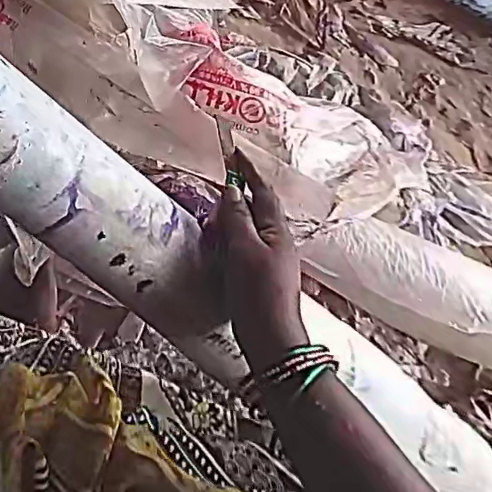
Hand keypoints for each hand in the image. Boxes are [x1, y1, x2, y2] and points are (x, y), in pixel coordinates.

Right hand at [211, 150, 309, 366]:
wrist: (270, 338)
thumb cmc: (258, 291)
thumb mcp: (243, 249)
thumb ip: (237, 218)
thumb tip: (232, 190)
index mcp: (277, 232)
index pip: (263, 192)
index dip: (250, 171)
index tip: (236, 152)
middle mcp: (277, 242)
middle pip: (258, 207)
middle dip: (241, 191)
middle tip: (221, 177)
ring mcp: (269, 259)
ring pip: (249, 225)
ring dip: (233, 213)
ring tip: (214, 209)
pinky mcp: (257, 273)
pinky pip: (243, 242)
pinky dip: (229, 233)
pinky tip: (217, 239)